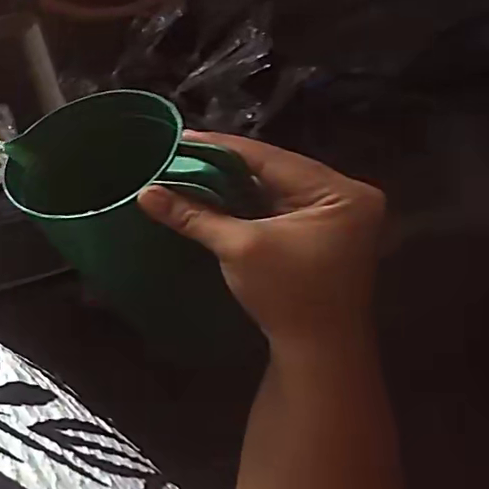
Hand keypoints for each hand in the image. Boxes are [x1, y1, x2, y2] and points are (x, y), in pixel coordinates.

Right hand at [138, 132, 383, 348]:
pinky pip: (273, 205)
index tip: (182, 137)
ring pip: (270, 187)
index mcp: (339, 192)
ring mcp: (331, 215)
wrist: (318, 351)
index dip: (222, 147)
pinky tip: (211, 192)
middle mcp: (343, 196)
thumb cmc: (288, 295)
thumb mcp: (238, 247)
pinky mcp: (316, 232)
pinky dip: (242, 201)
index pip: (271, 158)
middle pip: (272, 170)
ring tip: (188, 168)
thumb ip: (192, 215)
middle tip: (179, 152)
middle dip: (223, 164)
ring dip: (230, 182)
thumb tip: (145, 193)